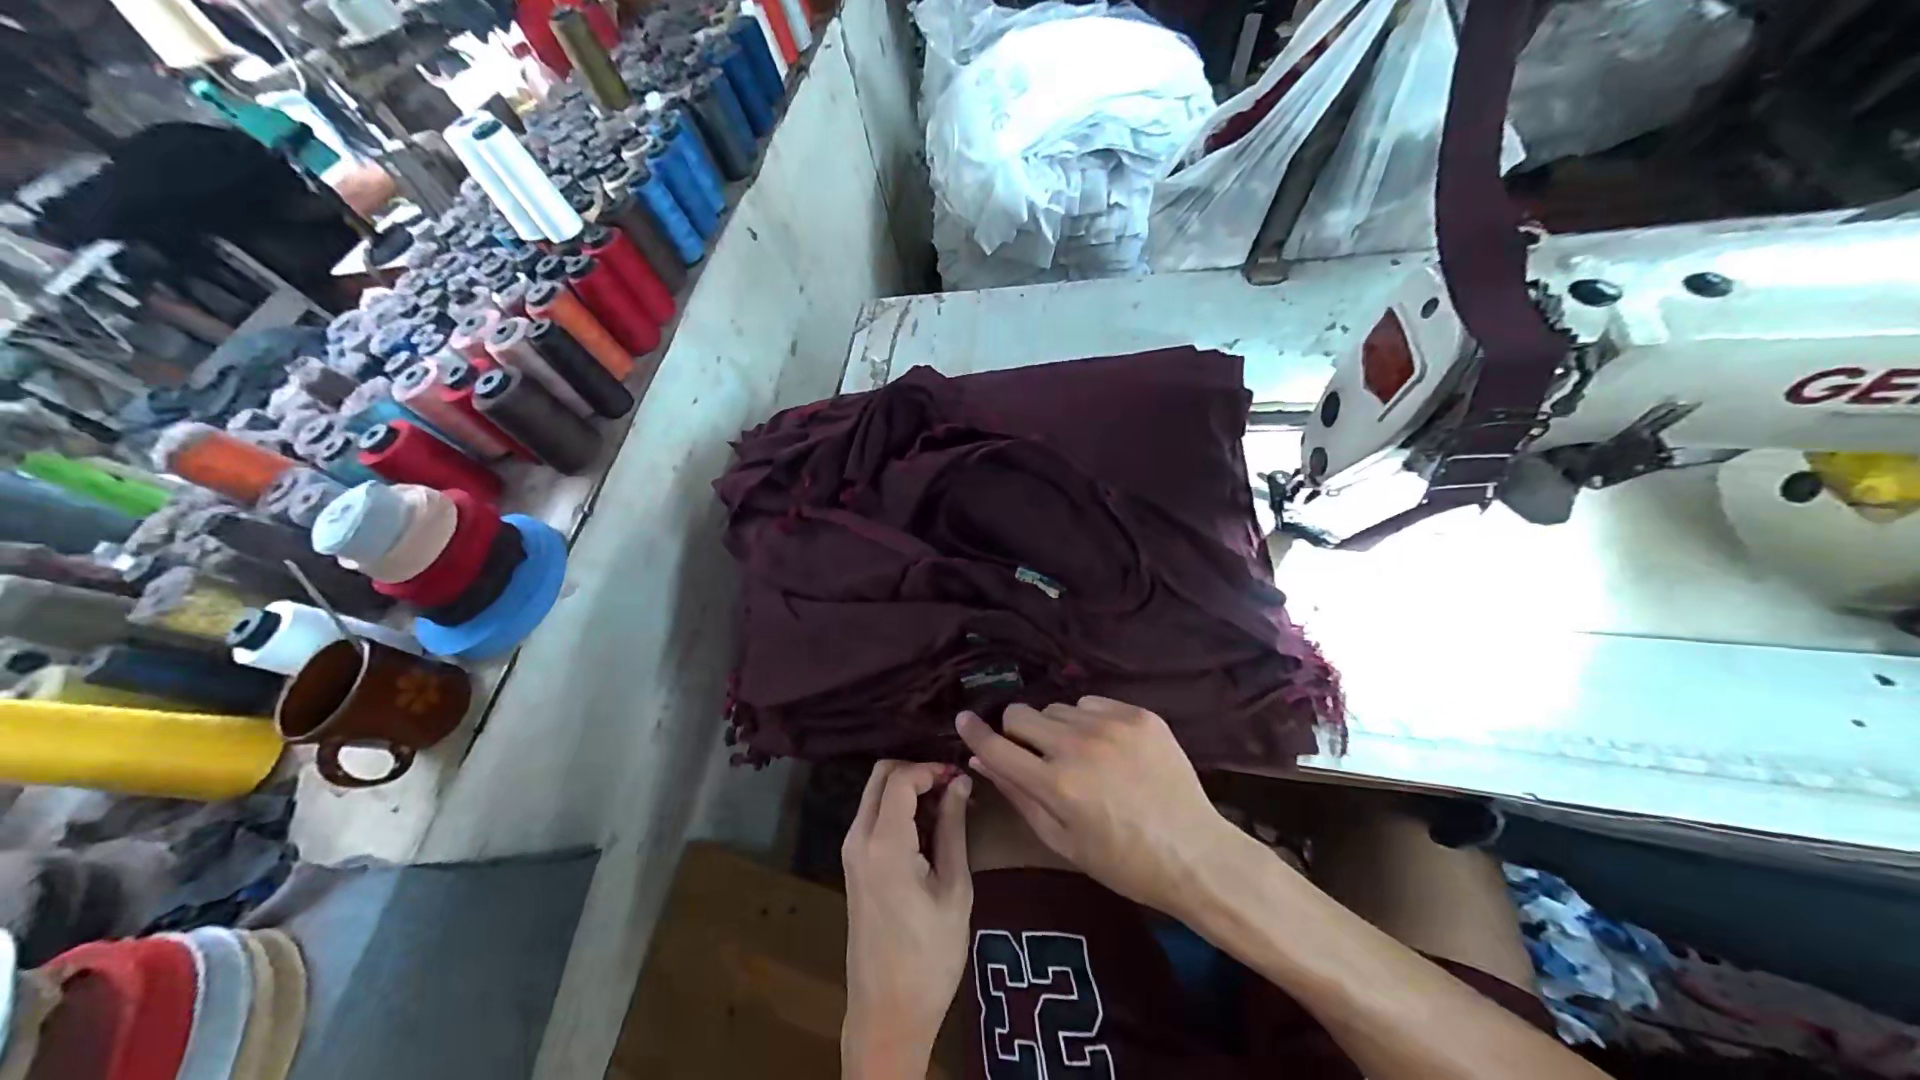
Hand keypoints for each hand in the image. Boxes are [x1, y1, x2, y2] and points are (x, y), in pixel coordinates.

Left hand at [841, 761, 972, 1078]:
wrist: (888, 1011)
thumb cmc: (930, 955)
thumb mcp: (954, 888)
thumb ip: (953, 827)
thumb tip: (960, 782)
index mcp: (884, 843)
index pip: (901, 778)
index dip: (933, 768)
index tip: (962, 778)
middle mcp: (858, 838)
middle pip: (881, 776)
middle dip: (918, 771)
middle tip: (955, 787)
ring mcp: (851, 851)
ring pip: (875, 793)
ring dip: (909, 789)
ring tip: (951, 807)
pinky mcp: (854, 863)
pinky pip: (874, 816)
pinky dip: (900, 808)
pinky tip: (931, 827)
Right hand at [957, 698, 1253, 919]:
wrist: (1195, 853)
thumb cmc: (1122, 861)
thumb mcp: (1061, 840)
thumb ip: (1018, 795)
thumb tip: (981, 759)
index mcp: (1056, 784)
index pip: (998, 746)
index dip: (975, 732)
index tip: (963, 719)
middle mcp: (1078, 746)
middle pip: (1022, 714)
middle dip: (1018, 732)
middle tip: (1037, 755)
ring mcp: (1112, 725)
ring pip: (1057, 708)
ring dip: (1056, 728)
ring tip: (1081, 757)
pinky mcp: (1140, 715)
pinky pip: (1093, 703)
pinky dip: (1090, 722)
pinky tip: (1109, 748)